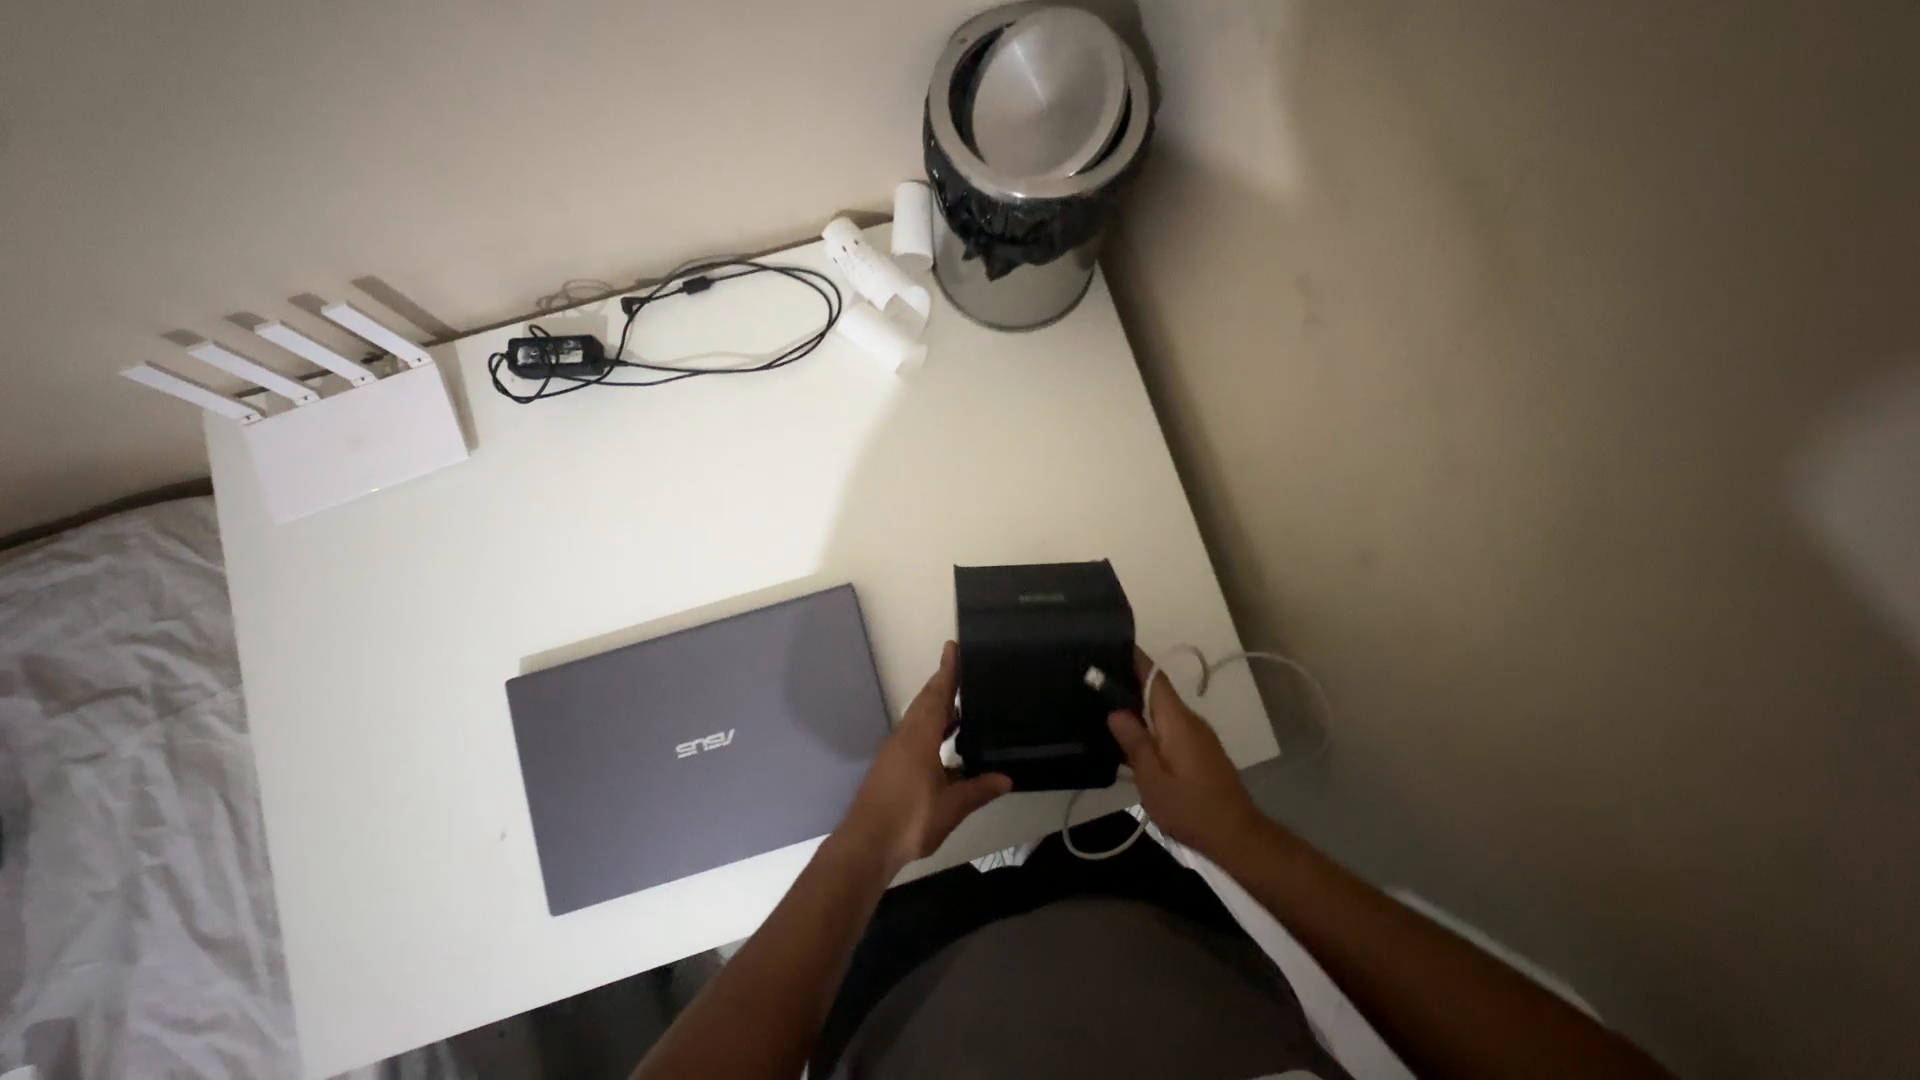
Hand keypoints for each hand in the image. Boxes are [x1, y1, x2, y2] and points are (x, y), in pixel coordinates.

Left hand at [837, 642, 1011, 873]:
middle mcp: (905, 738)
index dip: (947, 672)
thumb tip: (1006, 778)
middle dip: (944, 686)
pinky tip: (949, 749)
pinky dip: (933, 732)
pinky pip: (915, 737)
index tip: (953, 648)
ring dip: (939, 711)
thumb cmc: (909, 821)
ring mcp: (895, 753)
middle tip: (965, 671)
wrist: (866, 845)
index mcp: (919, 738)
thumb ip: (978, 790)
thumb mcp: (951, 807)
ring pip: (920, 721)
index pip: (937, 696)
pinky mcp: (891, 768)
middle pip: (926, 704)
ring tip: (963, 707)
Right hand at [1107, 648, 1264, 860]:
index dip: (1134, 659)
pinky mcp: (1200, 752)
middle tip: (1093, 681)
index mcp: (1177, 721)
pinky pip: (1170, 728)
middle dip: (1128, 683)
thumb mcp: (1152, 778)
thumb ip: (1134, 742)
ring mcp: (1198, 736)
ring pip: (1163, 712)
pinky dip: (1150, 725)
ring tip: (1104, 707)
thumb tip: (1116, 711)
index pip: (1154, 678)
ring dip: (1138, 707)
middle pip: (1157, 692)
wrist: (1236, 835)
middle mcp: (1190, 721)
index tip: (1110, 644)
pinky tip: (1131, 738)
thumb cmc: (1190, 807)